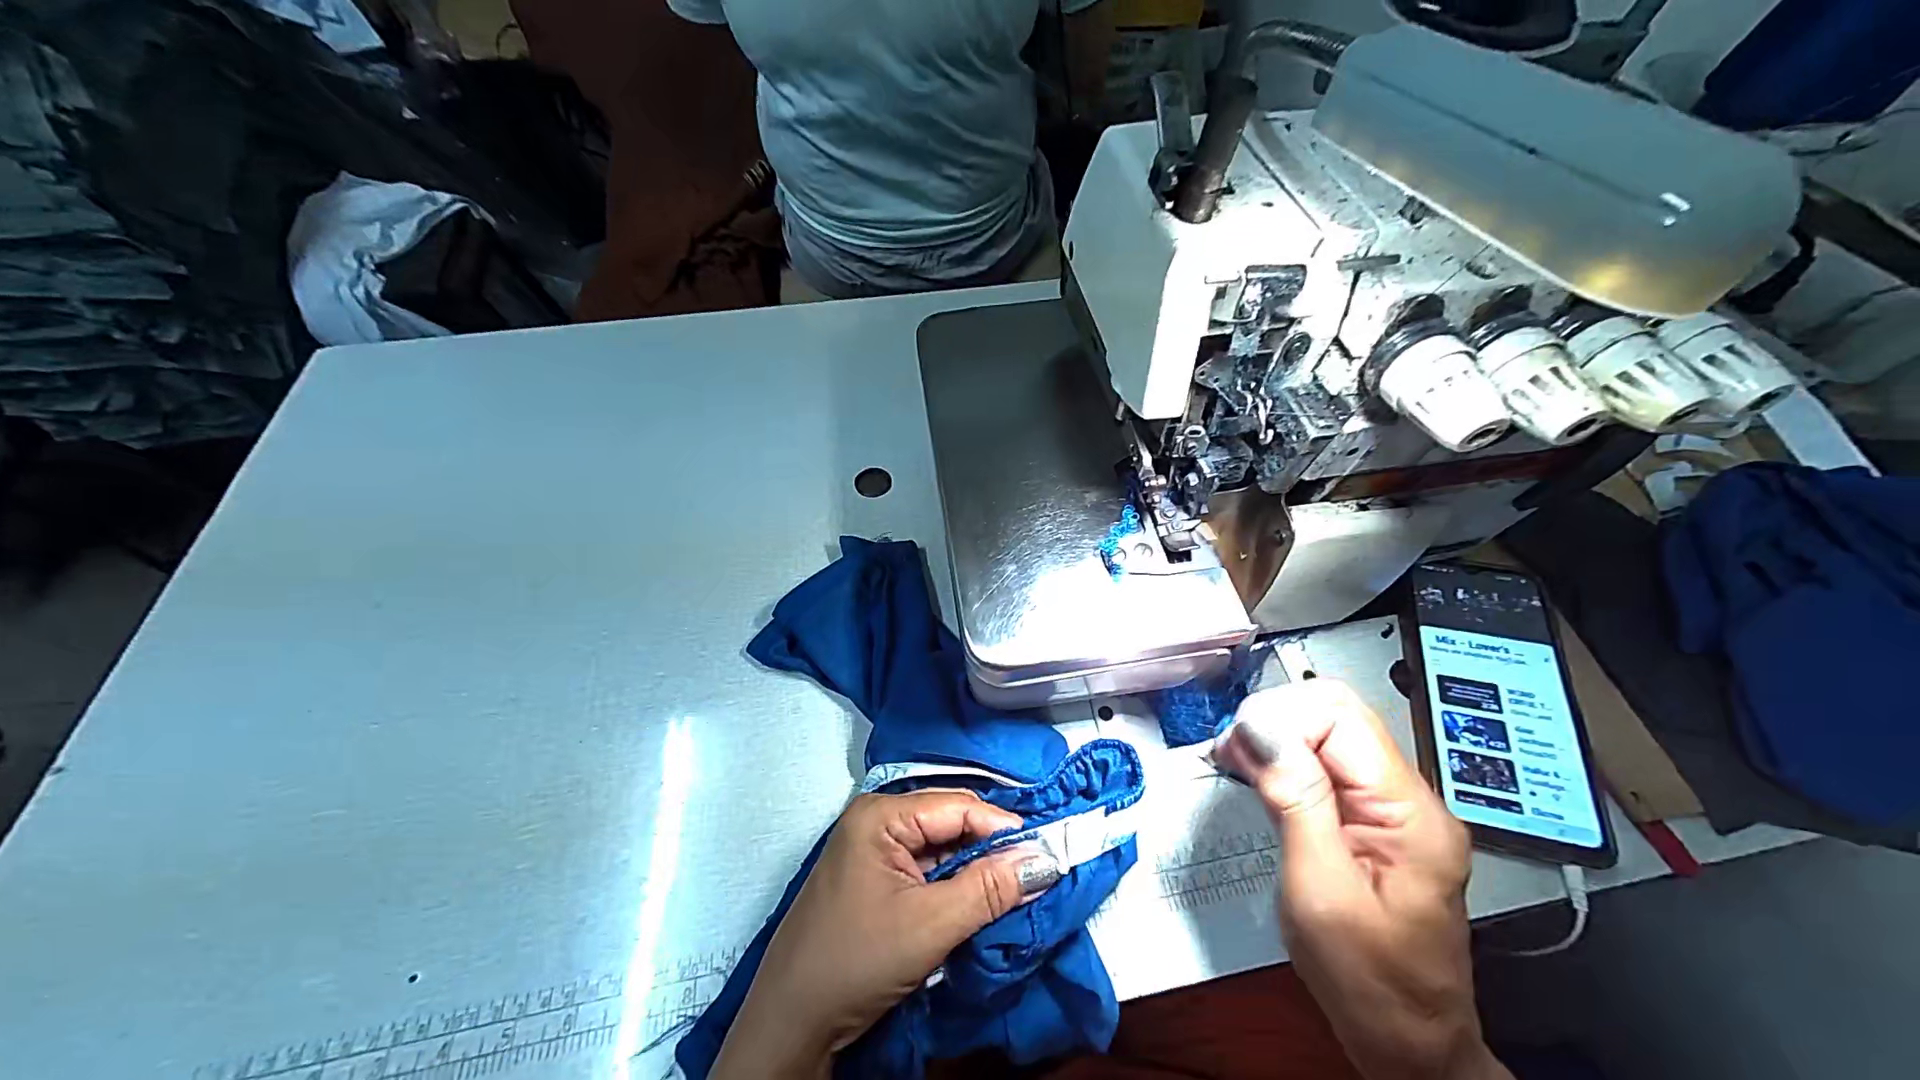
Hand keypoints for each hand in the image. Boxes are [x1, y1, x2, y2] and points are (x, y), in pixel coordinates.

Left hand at [711, 790, 1062, 1078]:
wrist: (791, 1023)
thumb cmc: (854, 963)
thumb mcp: (930, 925)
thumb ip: (989, 888)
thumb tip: (1043, 859)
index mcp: (880, 814)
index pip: (958, 807)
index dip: (1004, 828)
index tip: (1048, 852)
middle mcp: (876, 820)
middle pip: (951, 822)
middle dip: (992, 848)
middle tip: (1037, 872)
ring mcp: (873, 848)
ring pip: (942, 846)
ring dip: (976, 868)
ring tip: (1015, 887)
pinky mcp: (876, 877)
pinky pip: (927, 867)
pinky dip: (956, 882)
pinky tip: (979, 899)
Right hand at [1215, 680, 1509, 1079]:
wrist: (1409, 1043)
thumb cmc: (1367, 982)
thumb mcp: (1318, 891)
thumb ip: (1293, 801)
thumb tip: (1260, 729)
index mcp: (1411, 814)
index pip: (1341, 719)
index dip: (1281, 719)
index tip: (1234, 745)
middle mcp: (1409, 798)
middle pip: (1337, 714)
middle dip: (1275, 720)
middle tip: (1230, 752)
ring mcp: (1393, 806)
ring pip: (1327, 731)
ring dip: (1274, 737)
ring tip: (1235, 760)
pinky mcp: (1372, 816)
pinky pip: (1324, 761)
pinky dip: (1283, 758)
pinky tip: (1256, 772)